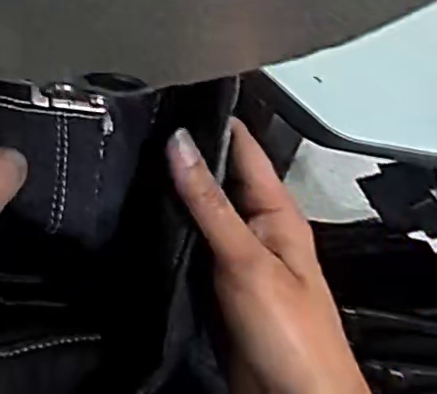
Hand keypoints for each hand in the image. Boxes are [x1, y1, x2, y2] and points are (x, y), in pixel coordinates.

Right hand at [168, 119, 366, 393]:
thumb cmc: (298, 343)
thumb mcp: (247, 261)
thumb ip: (210, 201)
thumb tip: (180, 144)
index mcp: (277, 211)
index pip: (242, 145)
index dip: (212, 117)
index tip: (177, 94)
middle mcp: (256, 226)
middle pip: (215, 173)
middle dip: (183, 152)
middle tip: (144, 127)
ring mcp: (235, 252)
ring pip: (198, 205)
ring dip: (173, 189)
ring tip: (138, 161)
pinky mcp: (215, 278)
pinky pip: (187, 238)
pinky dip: (169, 223)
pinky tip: (146, 212)